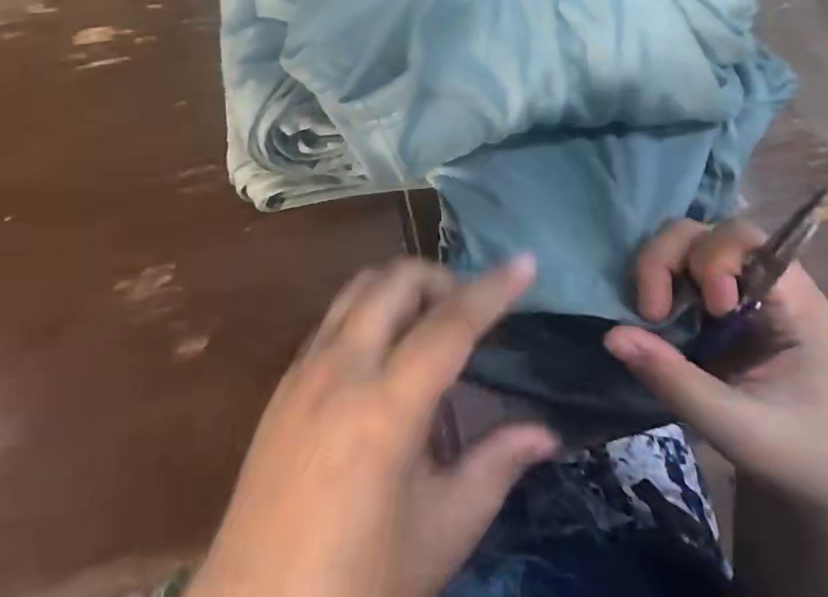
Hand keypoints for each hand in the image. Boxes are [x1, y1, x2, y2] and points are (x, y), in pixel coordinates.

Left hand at [190, 256, 558, 596]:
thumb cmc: (360, 581)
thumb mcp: (442, 531)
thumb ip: (496, 466)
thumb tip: (545, 432)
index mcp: (385, 407)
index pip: (450, 325)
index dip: (493, 289)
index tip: (525, 262)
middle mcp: (340, 370)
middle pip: (394, 282)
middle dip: (440, 278)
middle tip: (472, 310)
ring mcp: (303, 372)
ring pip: (356, 289)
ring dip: (400, 288)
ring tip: (431, 323)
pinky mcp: (282, 385)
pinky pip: (332, 318)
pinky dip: (368, 311)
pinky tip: (384, 355)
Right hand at [605, 220, 827, 512]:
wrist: (817, 480)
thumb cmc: (796, 453)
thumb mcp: (738, 428)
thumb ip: (677, 381)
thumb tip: (612, 335)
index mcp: (794, 301)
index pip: (746, 239)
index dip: (715, 259)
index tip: (711, 311)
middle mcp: (764, 282)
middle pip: (706, 232)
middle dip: (669, 260)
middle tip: (654, 313)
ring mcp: (737, 289)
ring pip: (686, 244)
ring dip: (659, 269)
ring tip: (653, 317)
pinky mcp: (715, 304)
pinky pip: (678, 270)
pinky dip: (657, 284)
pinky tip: (654, 320)